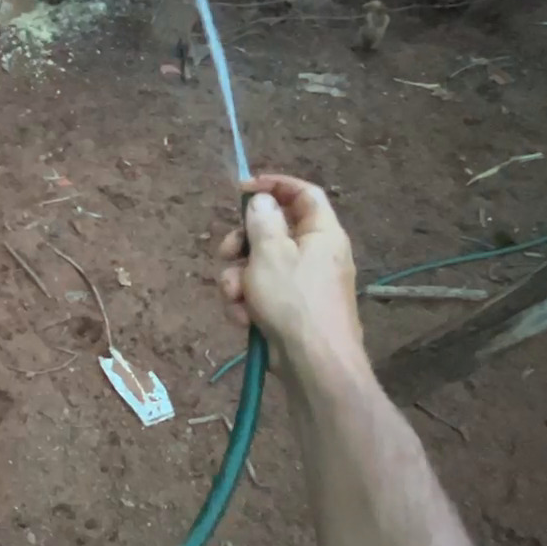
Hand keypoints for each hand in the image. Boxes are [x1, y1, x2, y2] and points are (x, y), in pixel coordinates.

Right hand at [217, 174, 361, 362]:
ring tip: (234, 298)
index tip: (241, 189)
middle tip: (225, 253)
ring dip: (236, 279)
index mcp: (321, 234)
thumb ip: (262, 222)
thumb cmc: (294, 300)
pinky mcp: (288, 306)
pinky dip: (245, 302)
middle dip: (240, 243)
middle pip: (270, 232)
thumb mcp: (270, 254)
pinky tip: (243, 317)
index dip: (274, 185)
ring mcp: (301, 282)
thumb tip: (262, 201)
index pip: (303, 194)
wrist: (313, 360)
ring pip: (256, 265)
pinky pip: (258, 292)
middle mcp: (314, 254)